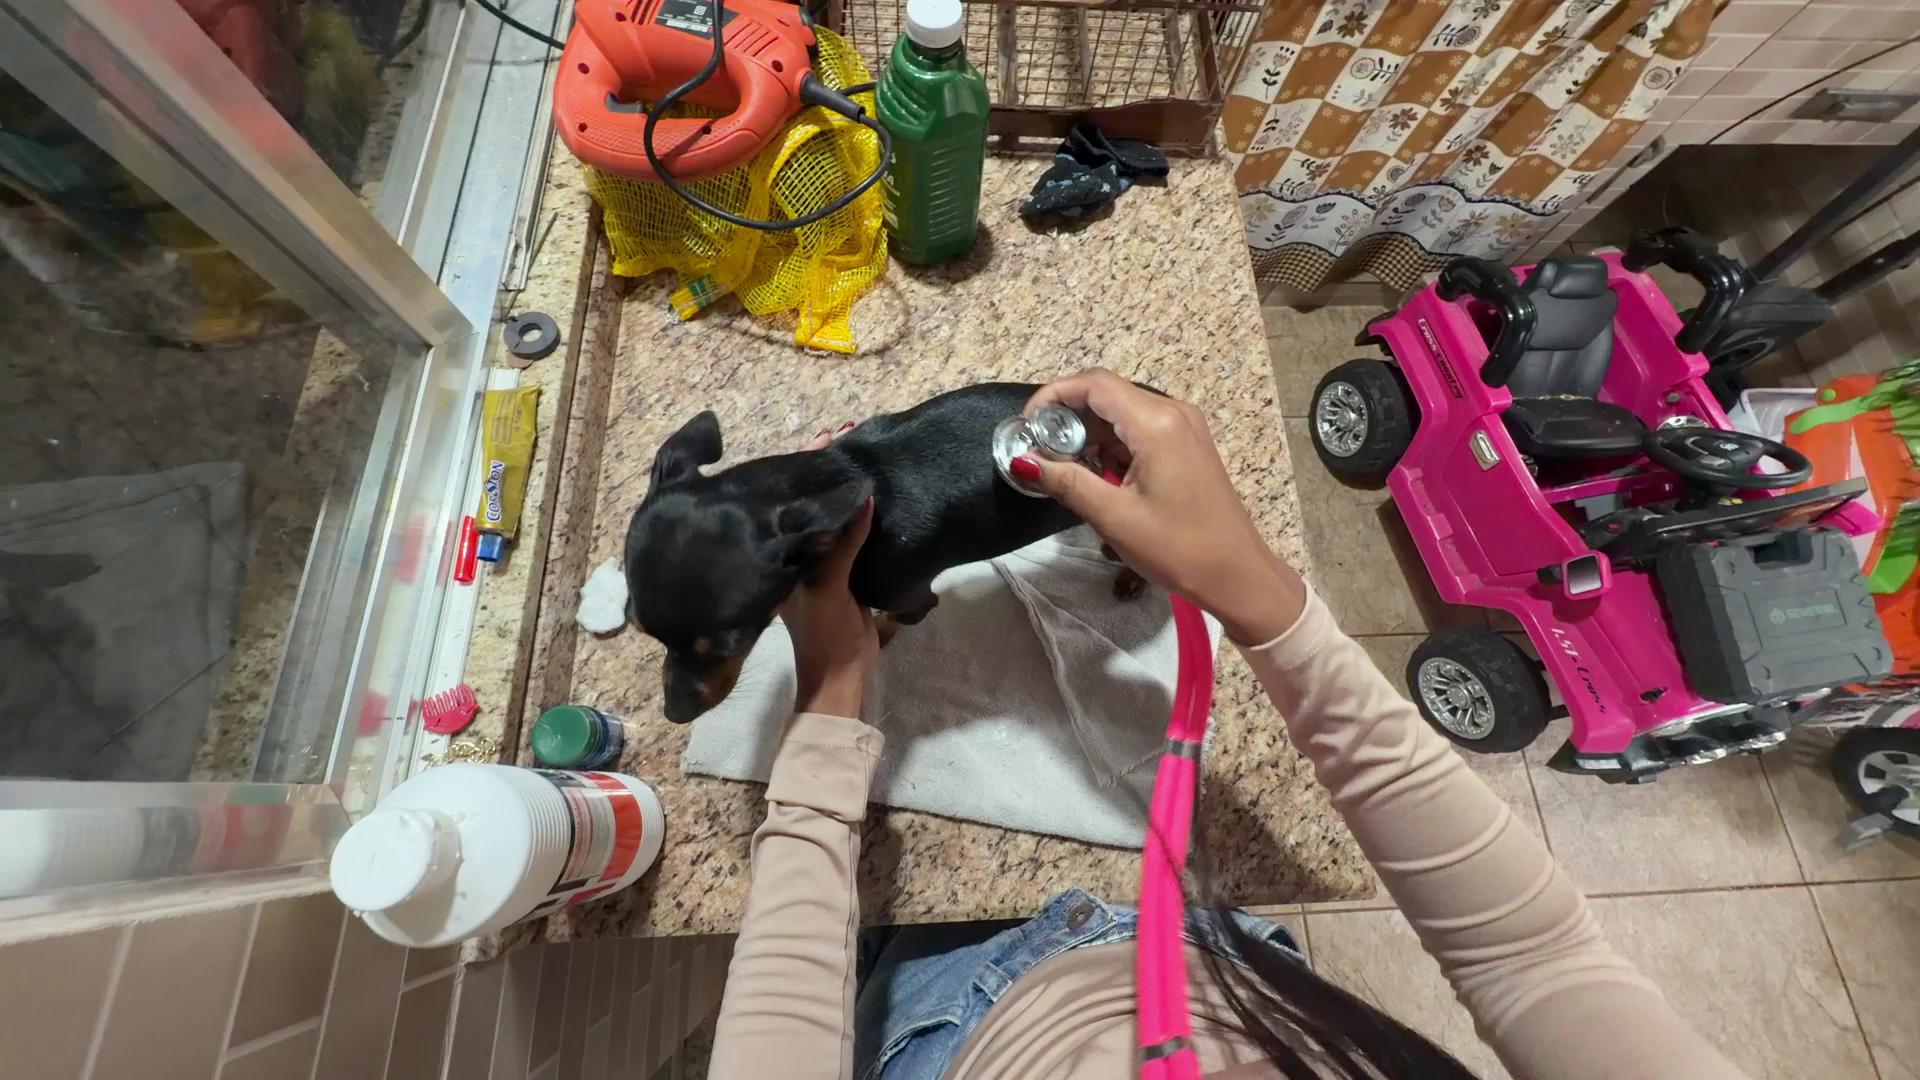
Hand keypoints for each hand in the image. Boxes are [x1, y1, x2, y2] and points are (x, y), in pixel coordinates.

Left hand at [783, 424, 876, 717]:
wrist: (843, 677)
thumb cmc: (825, 635)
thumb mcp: (828, 589)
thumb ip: (842, 546)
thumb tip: (861, 498)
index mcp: (780, 556)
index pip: (789, 503)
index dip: (803, 470)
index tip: (823, 438)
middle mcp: (794, 554)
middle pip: (810, 504)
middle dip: (824, 472)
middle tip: (846, 435)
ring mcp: (820, 564)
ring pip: (830, 517)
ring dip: (843, 490)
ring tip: (859, 453)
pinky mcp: (845, 574)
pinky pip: (851, 536)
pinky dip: (860, 514)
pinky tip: (872, 496)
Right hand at [1015, 369, 1305, 643]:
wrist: (1236, 574)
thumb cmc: (1177, 548)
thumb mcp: (1114, 516)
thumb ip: (1066, 482)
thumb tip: (1023, 461)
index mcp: (1156, 423)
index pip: (1094, 384)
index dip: (1054, 394)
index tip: (1026, 424)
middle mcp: (1172, 412)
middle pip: (1107, 394)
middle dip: (1067, 417)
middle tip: (1038, 450)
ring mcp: (1183, 427)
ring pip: (1121, 413)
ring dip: (1088, 434)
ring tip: (1061, 468)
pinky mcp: (1185, 445)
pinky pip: (1138, 430)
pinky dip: (1110, 445)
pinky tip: (1094, 474)